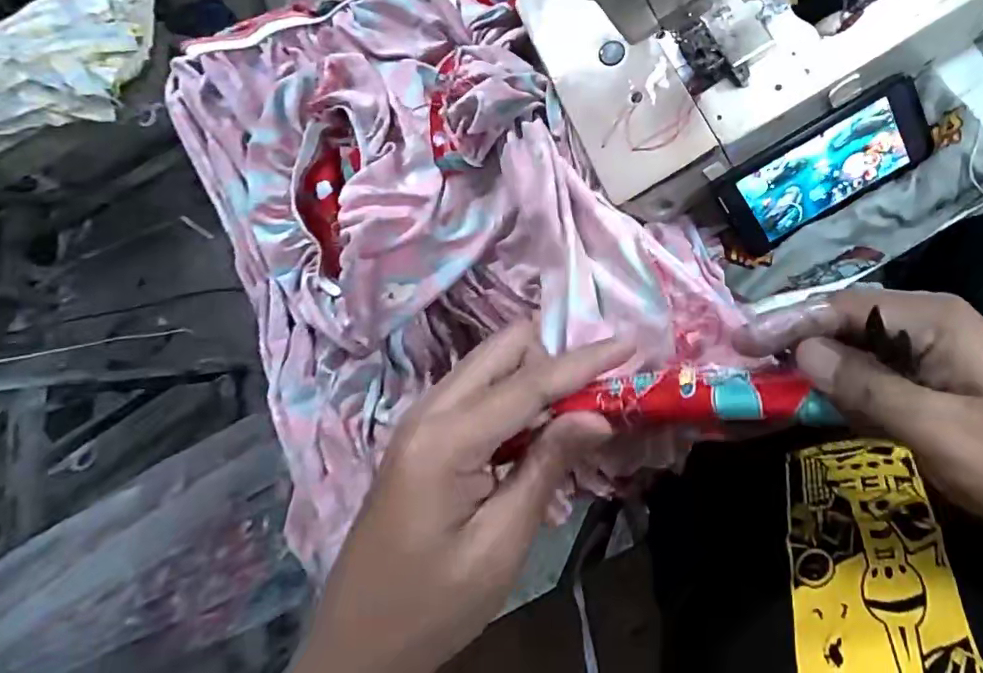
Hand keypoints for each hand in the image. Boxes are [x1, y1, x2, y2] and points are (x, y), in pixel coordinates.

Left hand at [293, 321, 635, 672]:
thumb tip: (598, 414)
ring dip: (540, 367)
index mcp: (445, 440)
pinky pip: (481, 388)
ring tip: (585, 393)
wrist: (351, 654)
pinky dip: (519, 391)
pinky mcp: (425, 435)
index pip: (531, 381)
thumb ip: (547, 468)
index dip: (586, 359)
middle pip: (505, 347)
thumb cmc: (429, 608)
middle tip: (605, 371)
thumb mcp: (498, 546)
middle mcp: (429, 412)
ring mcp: (422, 420)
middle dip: (559, 349)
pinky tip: (545, 420)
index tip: (631, 341)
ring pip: (493, 361)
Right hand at [735, 288, 982, 536]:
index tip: (742, 339)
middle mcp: (929, 320)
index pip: (845, 307)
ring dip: (816, 361)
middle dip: (796, 337)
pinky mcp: (937, 377)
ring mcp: (935, 348)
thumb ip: (869, 390)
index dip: (790, 321)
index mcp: (932, 317)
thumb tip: (802, 353)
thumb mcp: (940, 432)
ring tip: (765, 375)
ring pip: (860, 346)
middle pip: (848, 321)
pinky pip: (879, 371)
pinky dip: (844, 383)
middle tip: (743, 358)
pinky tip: (815, 397)